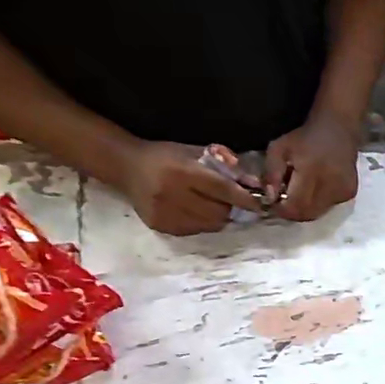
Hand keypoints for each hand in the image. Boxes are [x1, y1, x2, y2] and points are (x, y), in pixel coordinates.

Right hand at [120, 141, 264, 235]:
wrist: (126, 166)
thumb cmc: (165, 156)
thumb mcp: (195, 152)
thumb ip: (225, 166)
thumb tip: (254, 184)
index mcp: (182, 172)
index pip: (222, 190)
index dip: (244, 199)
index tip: (258, 204)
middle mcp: (172, 195)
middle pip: (219, 212)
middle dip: (230, 208)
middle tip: (229, 201)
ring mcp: (165, 213)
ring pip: (210, 225)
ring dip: (218, 217)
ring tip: (211, 204)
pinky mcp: (161, 226)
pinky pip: (196, 231)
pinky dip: (203, 223)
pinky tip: (195, 210)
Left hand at [265, 116, 359, 221]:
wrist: (338, 128)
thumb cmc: (305, 137)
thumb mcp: (279, 148)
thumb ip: (271, 174)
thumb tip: (270, 198)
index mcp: (311, 172)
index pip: (295, 206)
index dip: (282, 211)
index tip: (274, 204)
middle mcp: (330, 185)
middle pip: (307, 214)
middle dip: (293, 212)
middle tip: (284, 201)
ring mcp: (342, 191)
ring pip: (319, 213)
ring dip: (306, 208)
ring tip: (300, 192)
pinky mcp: (349, 193)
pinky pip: (329, 207)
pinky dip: (319, 203)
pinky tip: (316, 188)